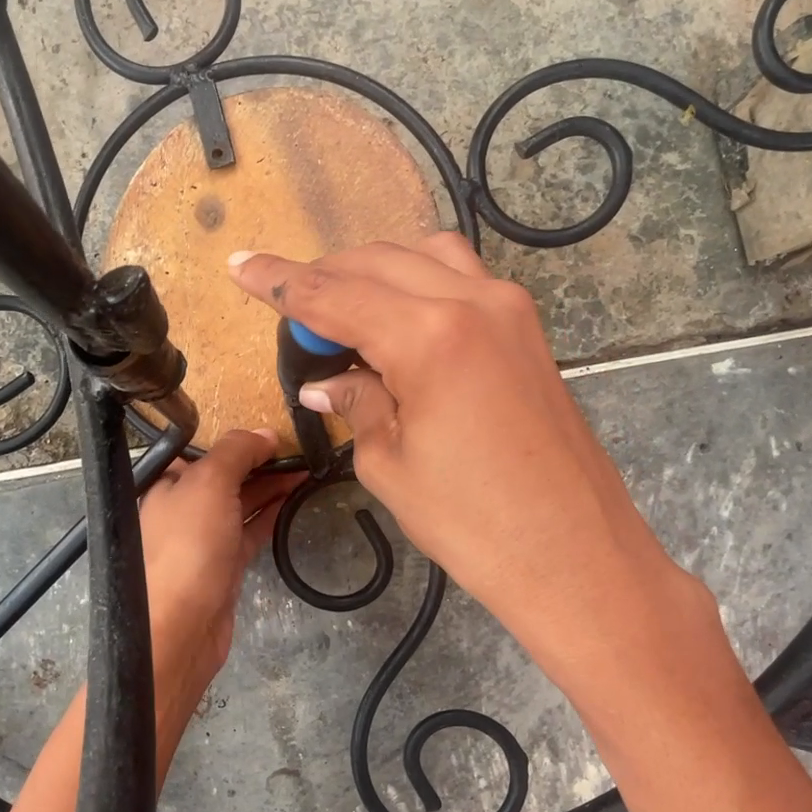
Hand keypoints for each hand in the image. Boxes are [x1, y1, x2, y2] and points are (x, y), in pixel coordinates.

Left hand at [138, 428, 300, 716]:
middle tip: (300, 450)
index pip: (204, 451)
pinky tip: (292, 498)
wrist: (180, 629)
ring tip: (306, 469)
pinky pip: (248, 530)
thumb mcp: (208, 484)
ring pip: (239, 503)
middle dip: (260, 463)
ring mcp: (201, 540)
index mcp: (166, 485)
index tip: (276, 433)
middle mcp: (180, 509)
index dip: (239, 441)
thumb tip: (264, 434)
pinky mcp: (222, 566)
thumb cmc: (187, 548)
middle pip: (224, 476)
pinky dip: (269, 514)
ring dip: (270, 486)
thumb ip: (235, 452)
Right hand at [228, 235, 702, 670]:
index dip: (279, 281)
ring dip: (373, 273)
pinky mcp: (526, 331)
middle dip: (324, 278)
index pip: (334, 294)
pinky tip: (396, 322)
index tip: (239, 264)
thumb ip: (356, 404)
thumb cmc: (470, 522)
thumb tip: (326, 382)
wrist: (572, 554)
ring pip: (424, 257)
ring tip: (340, 312)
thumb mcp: (389, 464)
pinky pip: (460, 280)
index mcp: (429, 335)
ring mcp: (509, 311)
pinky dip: (417, 285)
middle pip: (378, 263)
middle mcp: (472, 302)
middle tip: (286, 311)